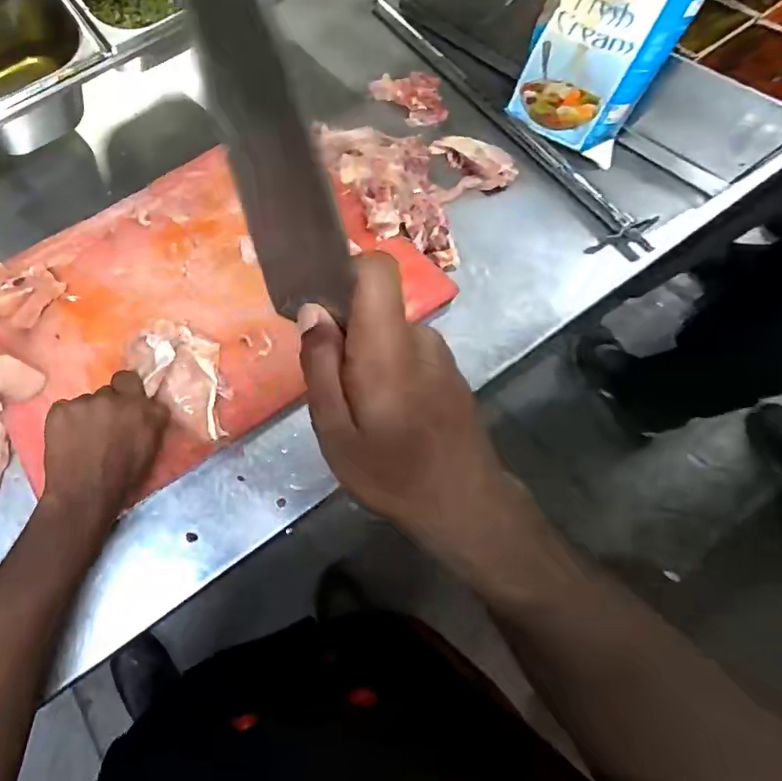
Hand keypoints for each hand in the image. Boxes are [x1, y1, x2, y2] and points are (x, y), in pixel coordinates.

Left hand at [39, 371, 168, 535]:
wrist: (83, 497)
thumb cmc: (121, 483)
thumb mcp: (148, 451)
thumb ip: (148, 422)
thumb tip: (144, 408)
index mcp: (142, 409)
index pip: (130, 379)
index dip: (125, 390)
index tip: (121, 405)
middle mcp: (115, 398)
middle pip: (108, 391)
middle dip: (106, 405)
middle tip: (101, 428)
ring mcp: (85, 401)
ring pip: (85, 401)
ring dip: (85, 415)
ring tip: (81, 441)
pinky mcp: (60, 408)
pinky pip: (64, 409)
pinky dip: (65, 422)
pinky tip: (66, 441)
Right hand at [297, 253, 529, 555]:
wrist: (469, 511)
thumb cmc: (391, 473)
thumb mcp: (333, 428)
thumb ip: (319, 364)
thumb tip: (312, 310)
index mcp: (387, 347)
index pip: (378, 270)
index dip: (345, 271)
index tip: (318, 305)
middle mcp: (419, 339)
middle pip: (371, 306)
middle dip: (341, 332)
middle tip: (329, 386)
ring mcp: (439, 354)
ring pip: (384, 331)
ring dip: (361, 355)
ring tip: (356, 408)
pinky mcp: (447, 371)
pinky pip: (403, 349)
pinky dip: (383, 367)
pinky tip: (384, 414)